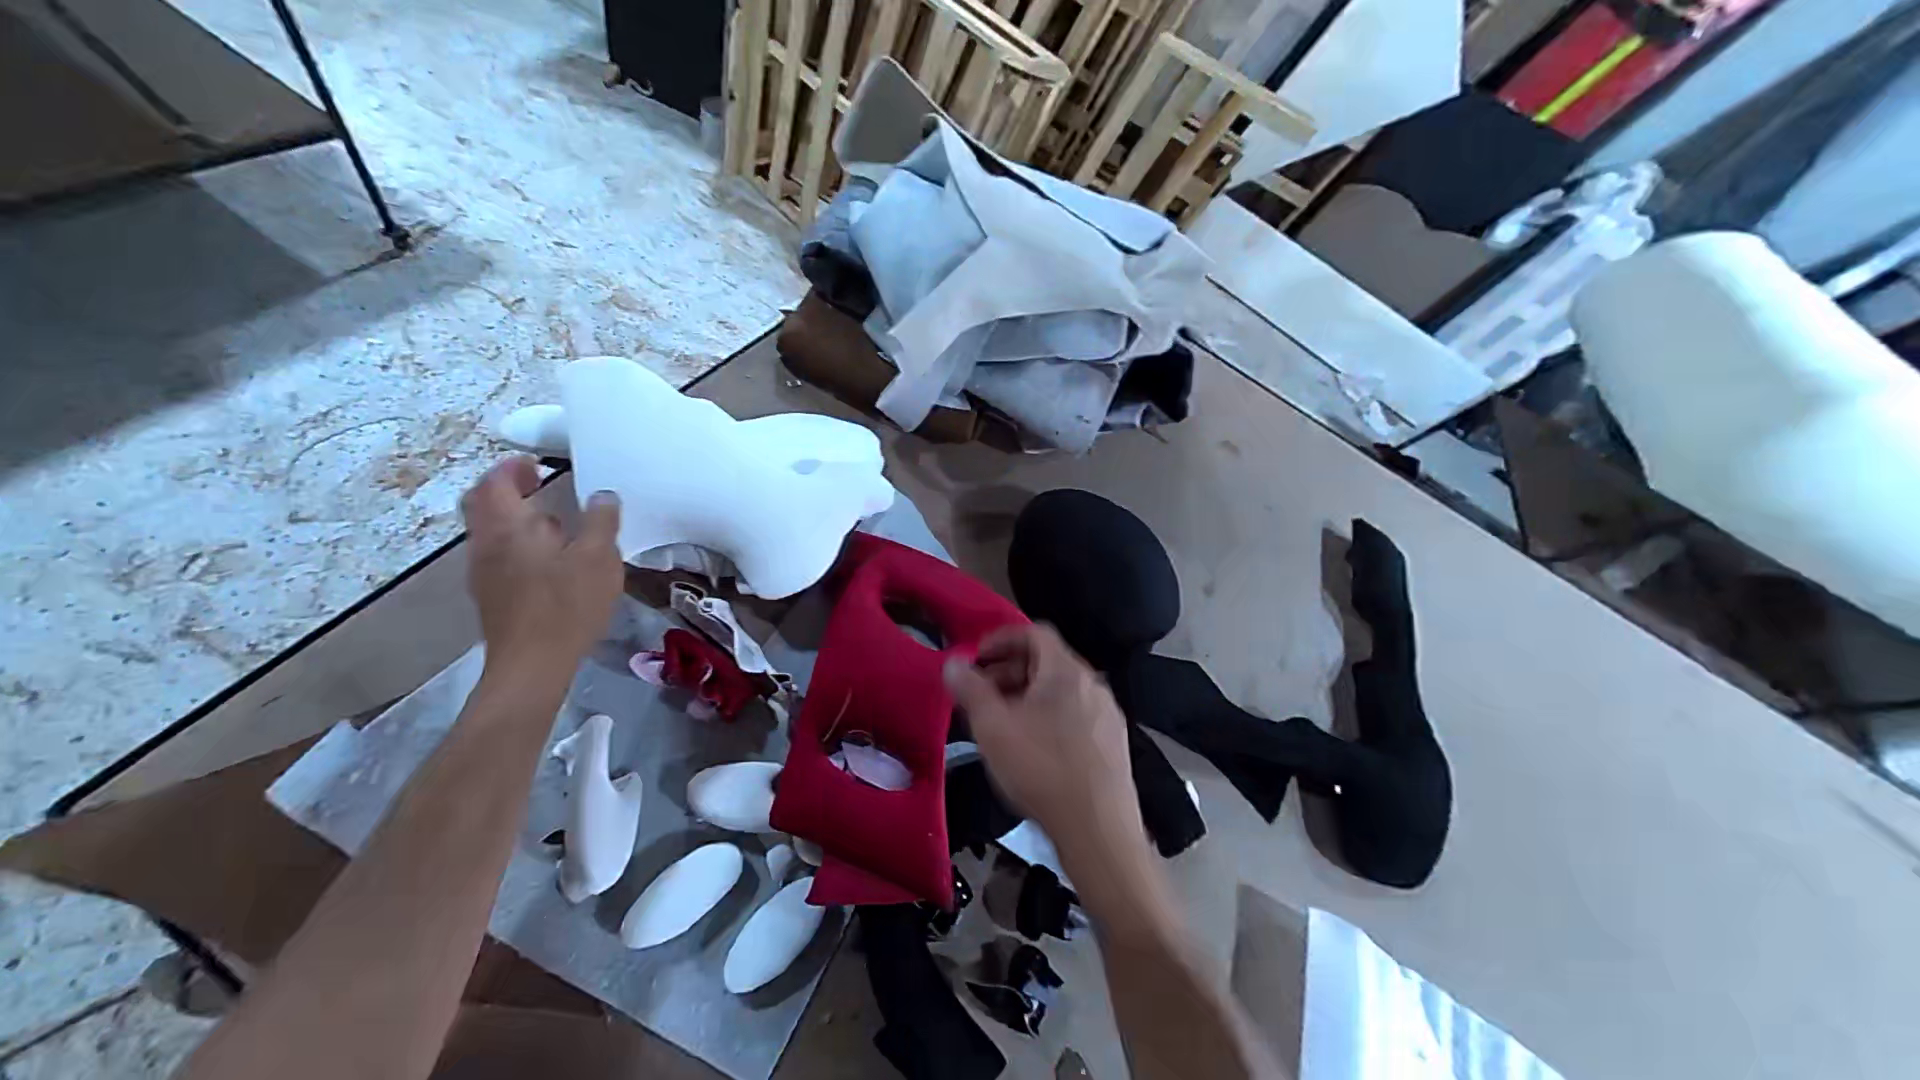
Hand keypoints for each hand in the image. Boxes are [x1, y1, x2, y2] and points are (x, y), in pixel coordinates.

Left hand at [461, 456, 622, 682]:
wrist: (532, 664)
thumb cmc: (567, 605)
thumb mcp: (599, 557)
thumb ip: (601, 521)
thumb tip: (602, 495)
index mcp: (508, 527)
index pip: (496, 483)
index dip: (512, 467)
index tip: (535, 463)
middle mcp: (486, 545)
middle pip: (482, 505)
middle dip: (504, 489)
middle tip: (535, 484)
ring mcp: (483, 573)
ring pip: (489, 532)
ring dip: (513, 518)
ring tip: (550, 521)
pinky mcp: (490, 597)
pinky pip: (498, 555)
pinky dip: (516, 543)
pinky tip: (547, 560)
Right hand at [943, 624, 1142, 852]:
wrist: (1098, 830)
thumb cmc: (1041, 770)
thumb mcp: (993, 727)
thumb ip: (970, 689)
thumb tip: (953, 663)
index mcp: (1066, 671)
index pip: (1034, 632)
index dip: (1000, 638)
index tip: (975, 660)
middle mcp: (1092, 684)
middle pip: (1047, 660)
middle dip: (1008, 670)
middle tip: (981, 694)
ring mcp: (1107, 714)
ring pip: (1061, 689)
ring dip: (1027, 694)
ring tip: (1002, 723)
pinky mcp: (1113, 743)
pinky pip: (1075, 713)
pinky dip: (1048, 716)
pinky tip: (1032, 748)